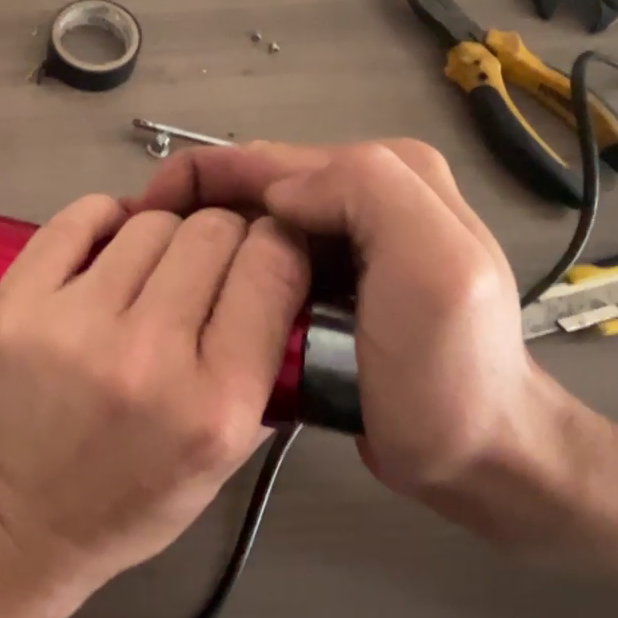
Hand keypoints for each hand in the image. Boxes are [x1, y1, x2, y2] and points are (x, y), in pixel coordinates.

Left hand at [0, 196, 312, 594]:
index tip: (265, 250)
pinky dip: (106, 218)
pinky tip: (110, 242)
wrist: (25, 517)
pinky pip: (80, 217)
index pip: (271, 268)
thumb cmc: (137, 495)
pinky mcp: (18, 302)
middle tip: (206, 262)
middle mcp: (147, 355)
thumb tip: (281, 266)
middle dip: (223, 237)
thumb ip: (263, 362)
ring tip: (153, 266)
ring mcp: (73, 324)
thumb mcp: (229, 453)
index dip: (277, 245)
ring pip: (150, 221)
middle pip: (211, 233)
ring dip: (162, 233)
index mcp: (216, 402)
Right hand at [132, 140, 602, 547]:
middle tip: (139, 252)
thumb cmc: (450, 368)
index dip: (198, 177)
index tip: (139, 216)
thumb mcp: (432, 265)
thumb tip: (277, 192)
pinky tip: (198, 299)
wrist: (479, 459)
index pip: (267, 158)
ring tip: (156, 274)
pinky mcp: (326, 284)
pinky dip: (227, 273)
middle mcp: (362, 195)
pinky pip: (261, 263)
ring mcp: (344, 242)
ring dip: (205, 241)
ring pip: (252, 225)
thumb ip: (364, 192)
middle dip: (194, 209)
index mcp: (386, 173)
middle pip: (253, 187)